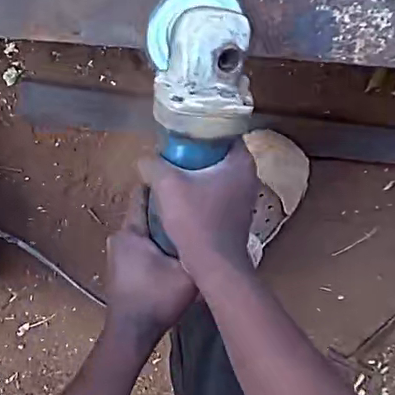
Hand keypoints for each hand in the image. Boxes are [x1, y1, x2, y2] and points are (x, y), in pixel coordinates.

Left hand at [102, 186, 196, 340]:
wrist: (131, 332)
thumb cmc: (156, 299)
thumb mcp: (186, 273)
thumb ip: (197, 250)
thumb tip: (213, 232)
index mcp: (131, 231)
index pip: (142, 194)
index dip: (162, 185)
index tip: (183, 181)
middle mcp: (119, 236)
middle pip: (145, 212)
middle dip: (167, 209)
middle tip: (192, 208)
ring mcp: (117, 252)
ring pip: (144, 231)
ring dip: (163, 229)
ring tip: (188, 230)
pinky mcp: (120, 266)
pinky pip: (140, 245)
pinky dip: (155, 244)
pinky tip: (174, 252)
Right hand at [136, 140, 259, 275]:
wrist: (214, 266)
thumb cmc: (196, 221)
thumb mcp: (167, 186)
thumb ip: (153, 165)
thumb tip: (144, 159)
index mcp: (240, 162)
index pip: (223, 131)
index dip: (199, 128)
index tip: (178, 132)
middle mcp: (249, 176)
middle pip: (218, 152)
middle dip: (193, 151)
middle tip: (170, 152)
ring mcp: (245, 197)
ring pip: (216, 174)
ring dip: (195, 172)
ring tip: (171, 173)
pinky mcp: (237, 214)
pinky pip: (216, 192)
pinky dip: (200, 190)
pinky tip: (181, 196)